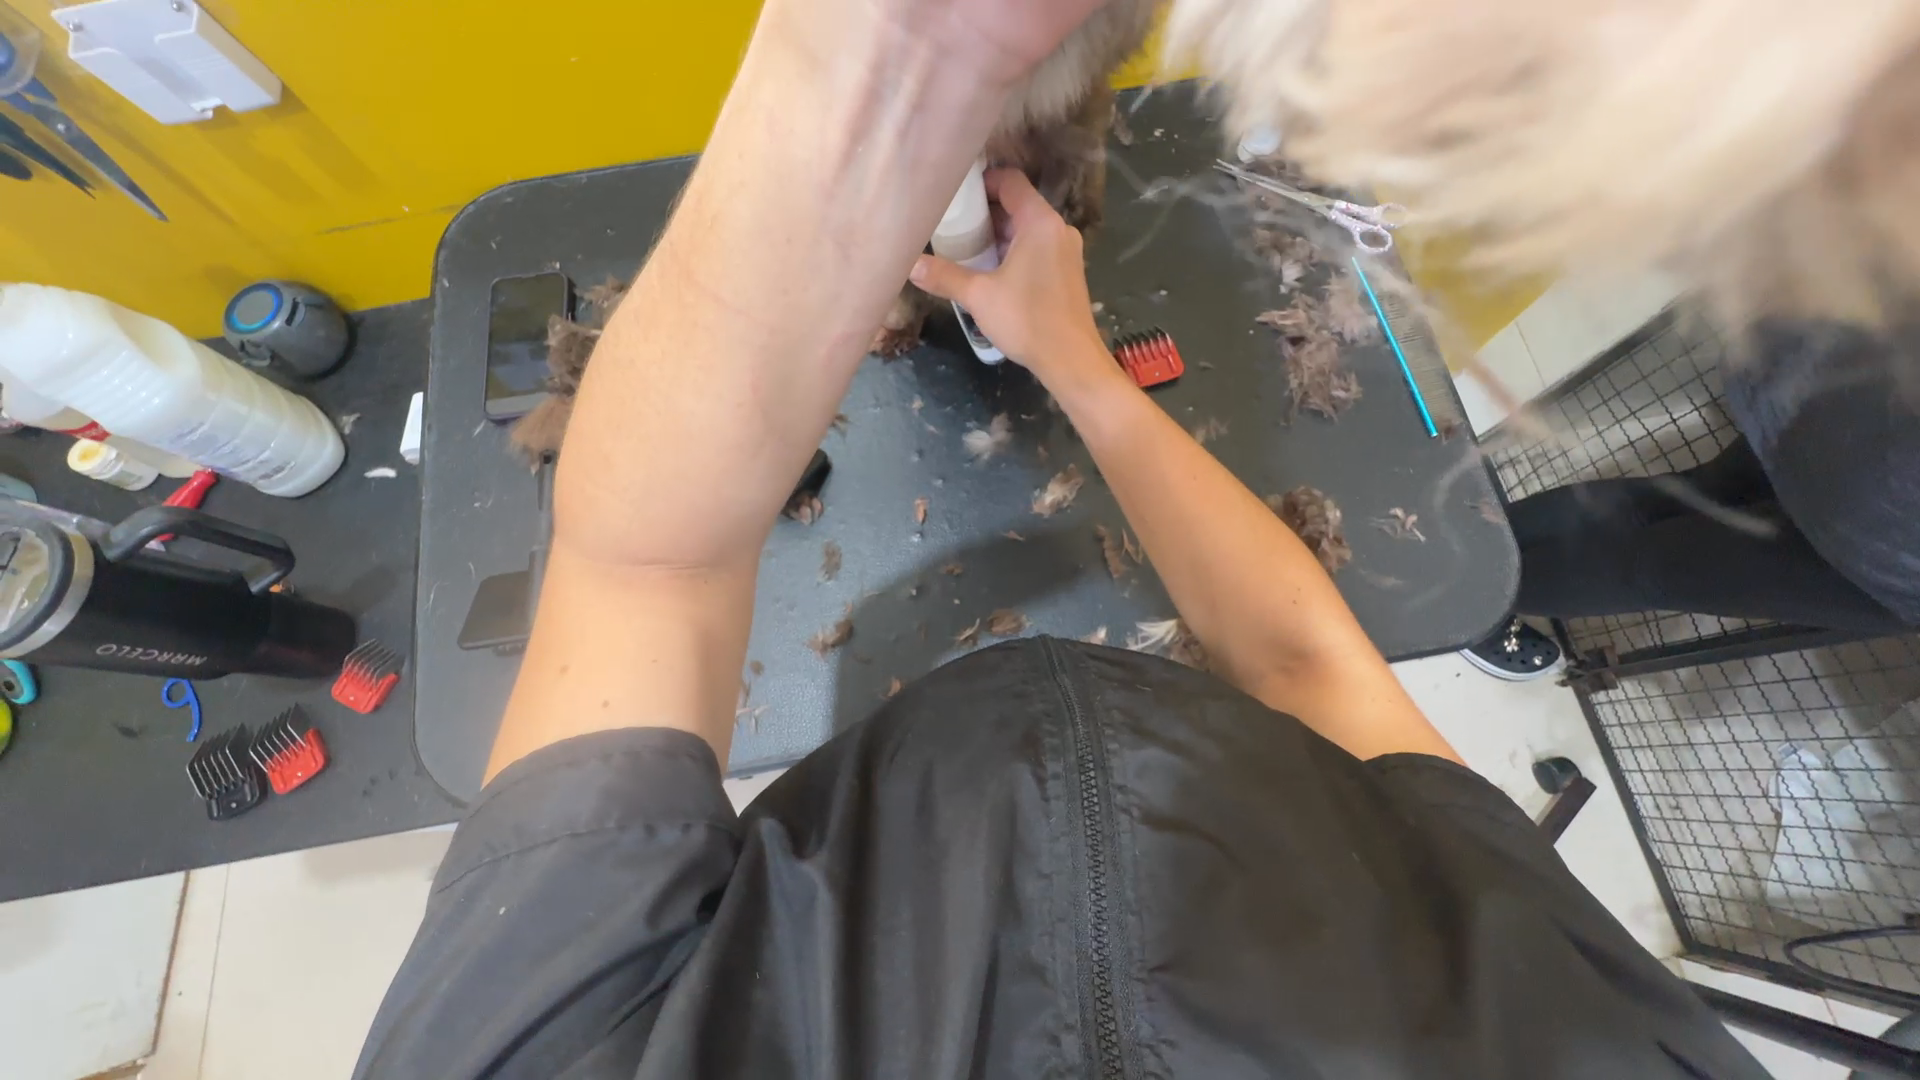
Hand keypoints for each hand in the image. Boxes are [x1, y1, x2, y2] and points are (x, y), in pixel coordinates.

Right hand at [910, 169, 1122, 394]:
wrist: (1070, 359)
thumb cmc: (1027, 320)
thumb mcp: (979, 297)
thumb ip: (945, 277)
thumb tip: (911, 265)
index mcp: (1040, 222)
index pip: (1010, 181)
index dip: (982, 182)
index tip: (957, 197)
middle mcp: (1058, 229)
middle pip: (1018, 205)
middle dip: (985, 214)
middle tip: (954, 227)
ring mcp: (1066, 252)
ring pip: (1027, 231)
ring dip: (998, 237)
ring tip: (968, 252)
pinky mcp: (1068, 273)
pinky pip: (1037, 250)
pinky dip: (1014, 253)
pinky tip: (993, 274)